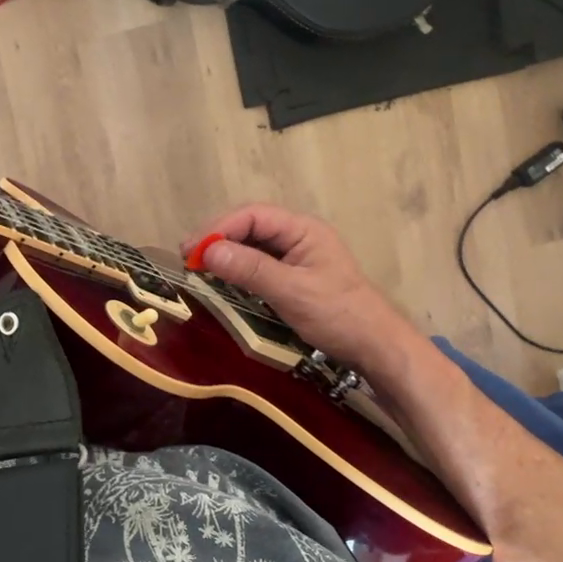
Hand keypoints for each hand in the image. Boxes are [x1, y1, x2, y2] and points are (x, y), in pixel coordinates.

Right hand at [185, 206, 426, 374]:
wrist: (375, 346)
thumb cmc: (338, 315)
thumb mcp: (291, 291)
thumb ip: (250, 269)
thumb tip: (208, 251)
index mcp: (303, 229)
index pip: (252, 215)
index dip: (219, 228)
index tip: (192, 250)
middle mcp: (298, 236)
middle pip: (249, 225)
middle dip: (217, 237)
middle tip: (188, 257)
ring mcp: (295, 256)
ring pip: (251, 244)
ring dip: (224, 251)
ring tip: (198, 266)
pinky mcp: (291, 275)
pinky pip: (257, 262)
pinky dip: (235, 267)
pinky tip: (220, 278)